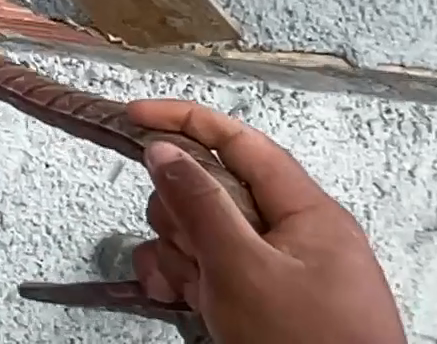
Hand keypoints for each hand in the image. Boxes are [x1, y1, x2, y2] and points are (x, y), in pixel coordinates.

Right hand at [127, 100, 405, 343]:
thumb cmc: (300, 339)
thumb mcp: (241, 267)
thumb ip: (198, 201)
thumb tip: (161, 147)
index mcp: (305, 213)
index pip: (239, 141)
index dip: (183, 119)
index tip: (131, 115)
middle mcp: (289, 232)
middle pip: (206, 186)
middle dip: (176, 212)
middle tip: (185, 243)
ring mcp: (271, 264)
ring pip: (194, 226)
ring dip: (173, 250)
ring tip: (184, 286)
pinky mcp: (253, 292)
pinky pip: (198, 262)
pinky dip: (177, 273)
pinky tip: (174, 295)